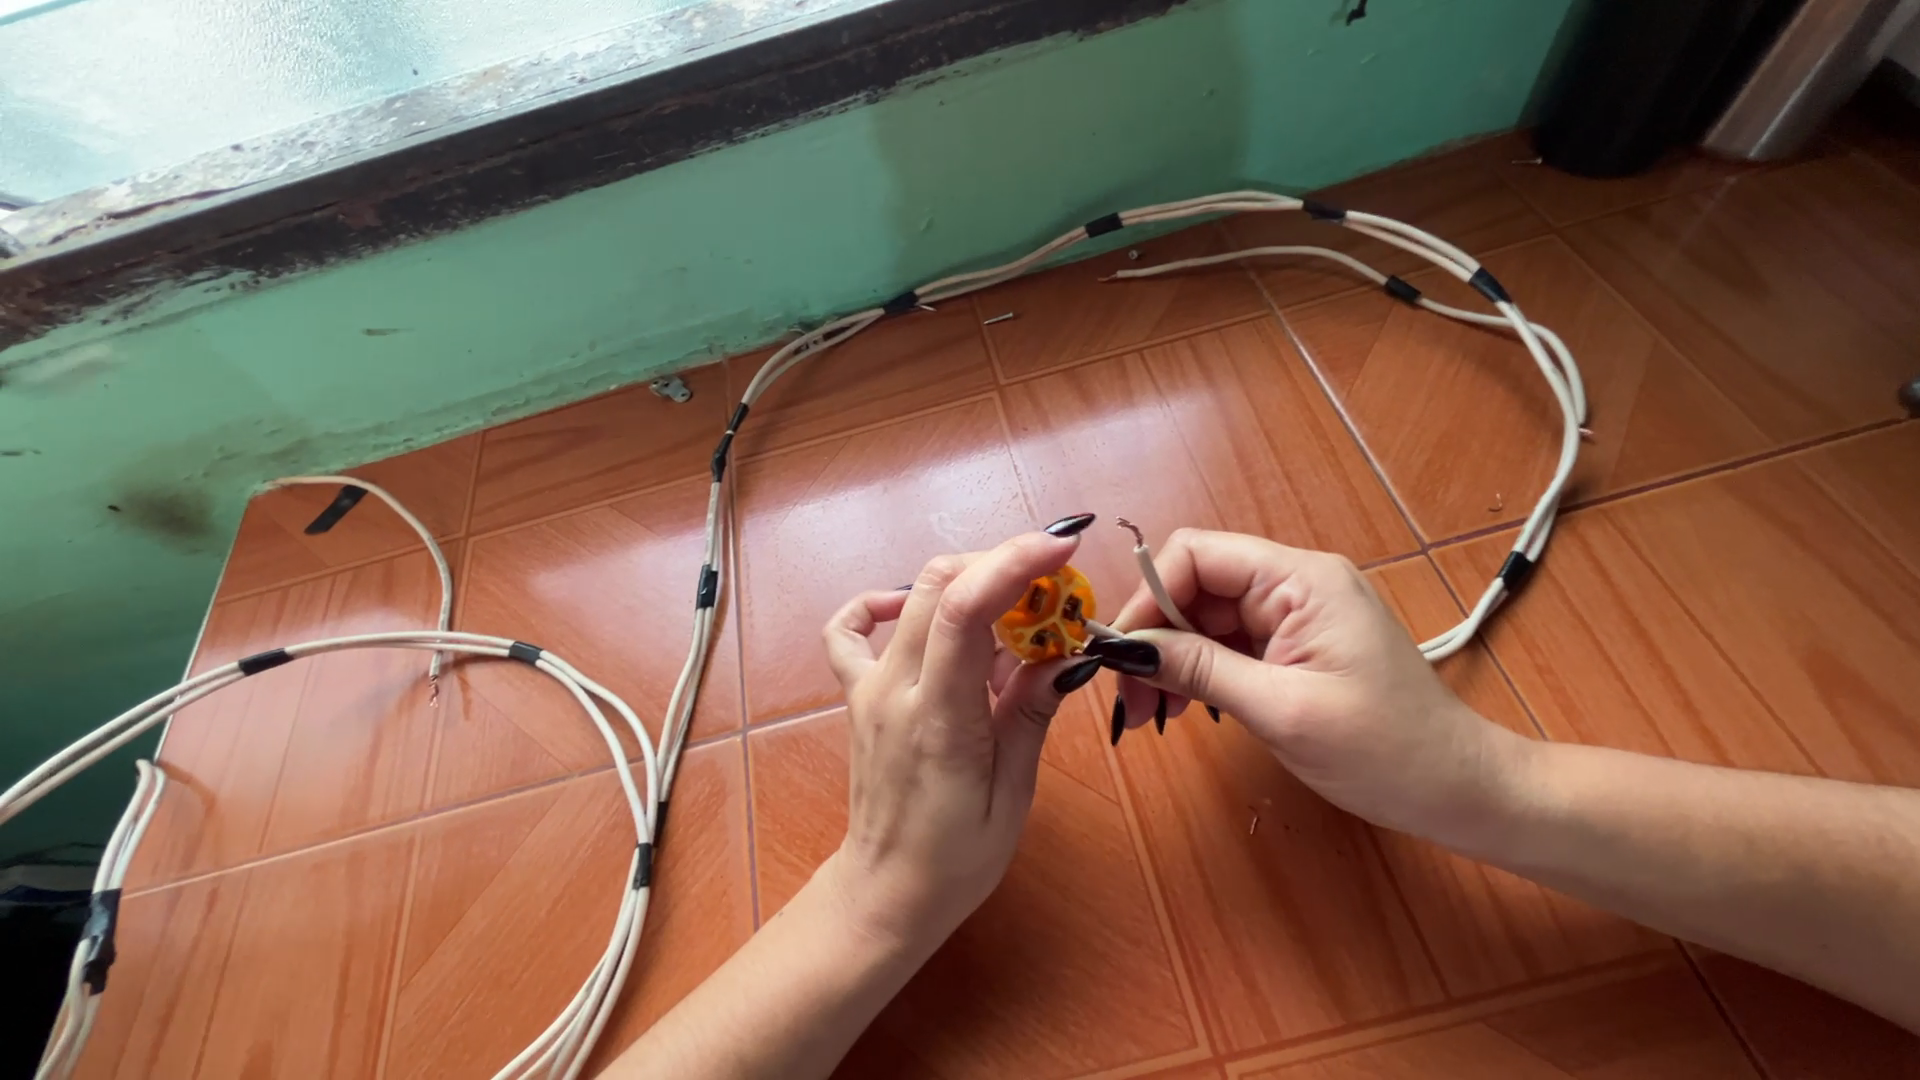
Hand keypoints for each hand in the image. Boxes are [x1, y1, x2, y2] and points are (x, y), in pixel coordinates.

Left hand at [818, 527, 1095, 949]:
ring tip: (1011, 610)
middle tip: (1053, 583)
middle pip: (937, 585)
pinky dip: (880, 602)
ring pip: (908, 596)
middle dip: (1002, 564)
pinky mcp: (857, 692)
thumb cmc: (956, 857)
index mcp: (938, 717)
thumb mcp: (1012, 794)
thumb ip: (1031, 713)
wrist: (885, 892)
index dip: (1012, 562)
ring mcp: (868, 687)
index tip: (1061, 544)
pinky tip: (911, 610)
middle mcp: (894, 689)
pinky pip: (850, 630)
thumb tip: (1067, 653)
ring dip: (966, 581)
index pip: (963, 611)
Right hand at [1110, 529, 1525, 845]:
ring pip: (1202, 618)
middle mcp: (1292, 584)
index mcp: (1299, 580)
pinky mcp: (1291, 644)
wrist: (1461, 792)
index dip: (1148, 595)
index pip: (1196, 554)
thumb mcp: (1282, 710)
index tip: (1121, 651)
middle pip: (1193, 587)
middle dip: (1153, 637)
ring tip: (1151, 711)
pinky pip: (1224, 643)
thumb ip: (1199, 669)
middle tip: (1130, 698)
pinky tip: (1181, 705)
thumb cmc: (1385, 751)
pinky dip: (1195, 672)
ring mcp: (1293, 614)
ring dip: (1169, 659)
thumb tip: (1125, 646)